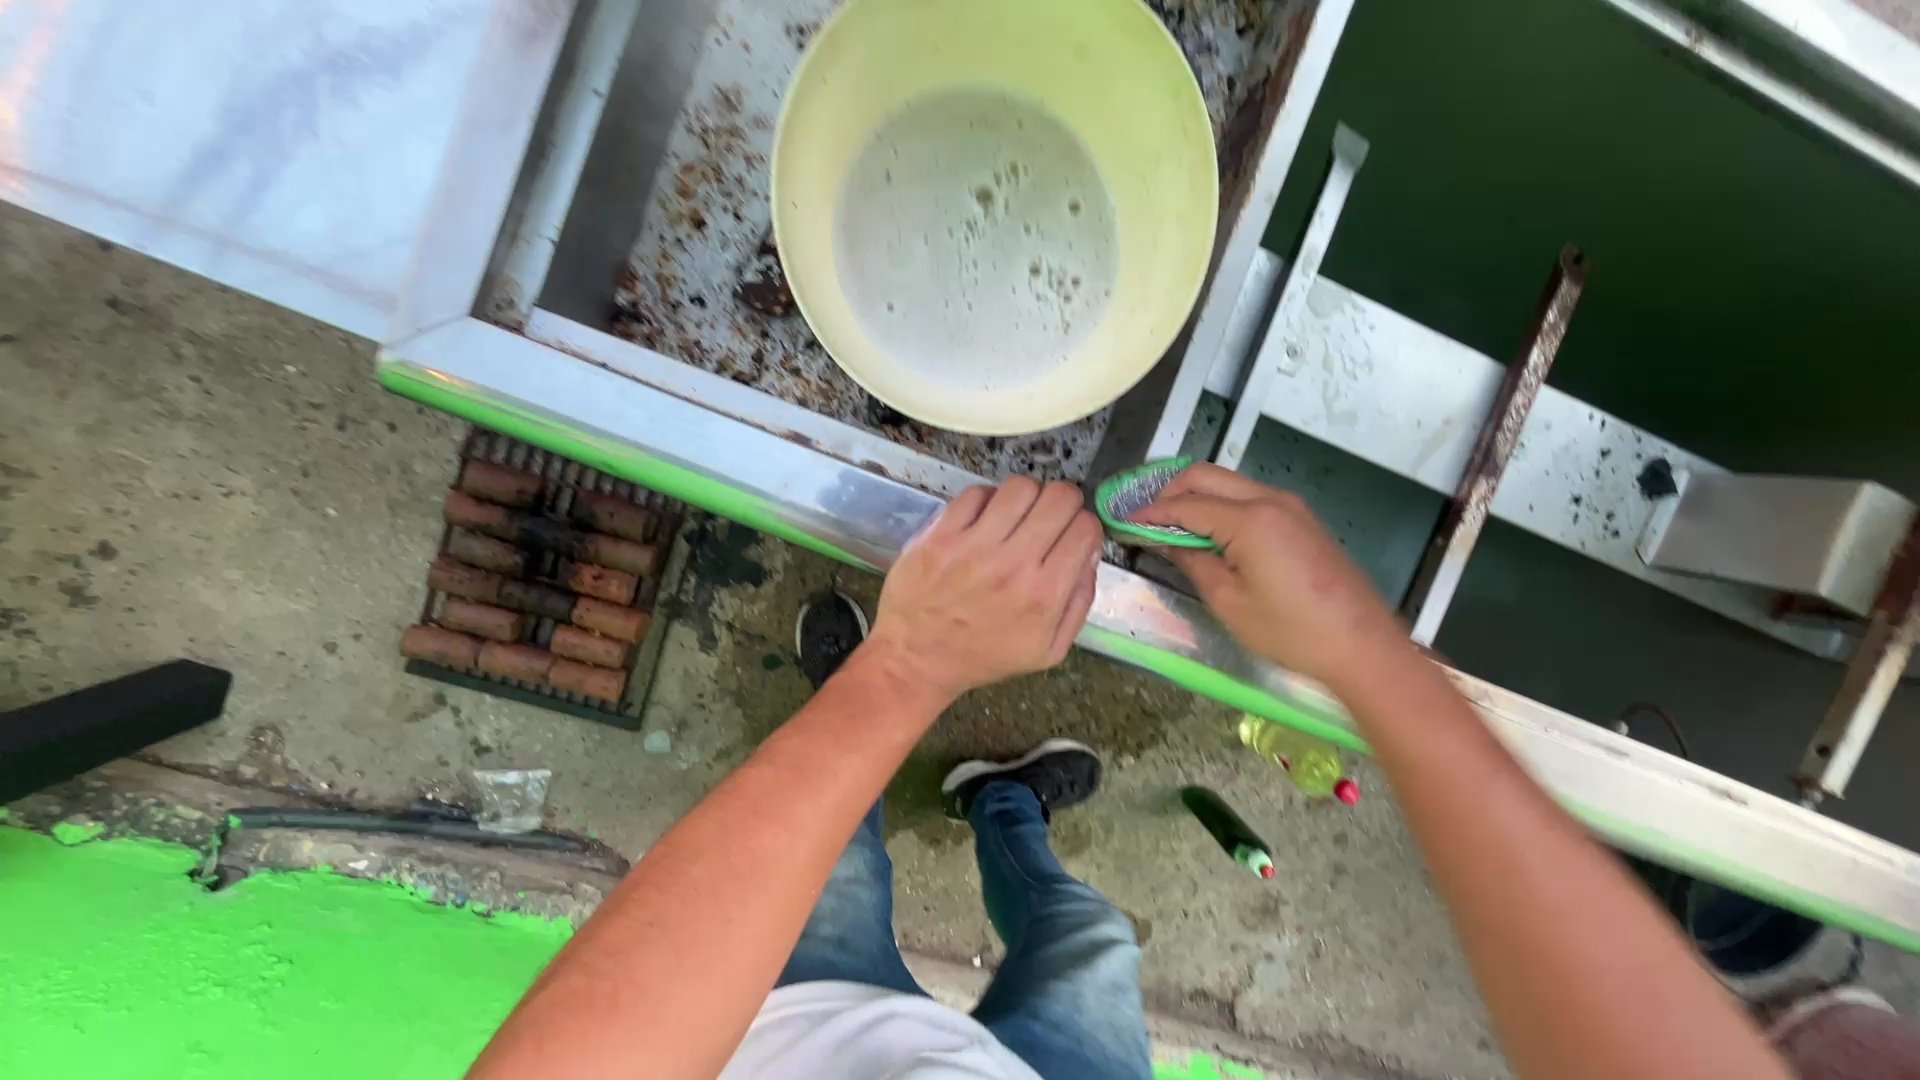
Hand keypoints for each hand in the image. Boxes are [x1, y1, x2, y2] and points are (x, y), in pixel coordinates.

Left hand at [865, 477, 1102, 706]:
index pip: (1085, 528)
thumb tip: (1089, 553)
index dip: (1086, 525)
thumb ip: (1080, 602)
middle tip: (1050, 518)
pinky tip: (985, 519)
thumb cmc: (984, 657)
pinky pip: (976, 493)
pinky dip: (987, 499)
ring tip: (1018, 516)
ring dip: (1027, 497)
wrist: (917, 660)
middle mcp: (1013, 564)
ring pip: (1021, 487)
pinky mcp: (940, 535)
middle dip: (1064, 503)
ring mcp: (974, 546)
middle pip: (1059, 498)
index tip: (1074, 534)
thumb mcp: (1049, 650)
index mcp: (1044, 594)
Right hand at [1133, 463, 1405, 690]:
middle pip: (1206, 476)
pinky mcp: (1300, 518)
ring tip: (1170, 524)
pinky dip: (1221, 504)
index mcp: (1250, 520)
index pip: (1186, 504)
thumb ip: (1192, 562)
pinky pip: (1249, 497)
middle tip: (1145, 517)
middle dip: (1169, 491)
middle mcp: (1270, 500)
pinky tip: (1207, 531)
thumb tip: (1164, 540)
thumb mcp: (1229, 602)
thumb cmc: (1290, 630)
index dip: (1150, 513)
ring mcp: (1290, 506)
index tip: (1122, 520)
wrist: (1361, 645)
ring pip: (1229, 482)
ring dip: (1196, 495)